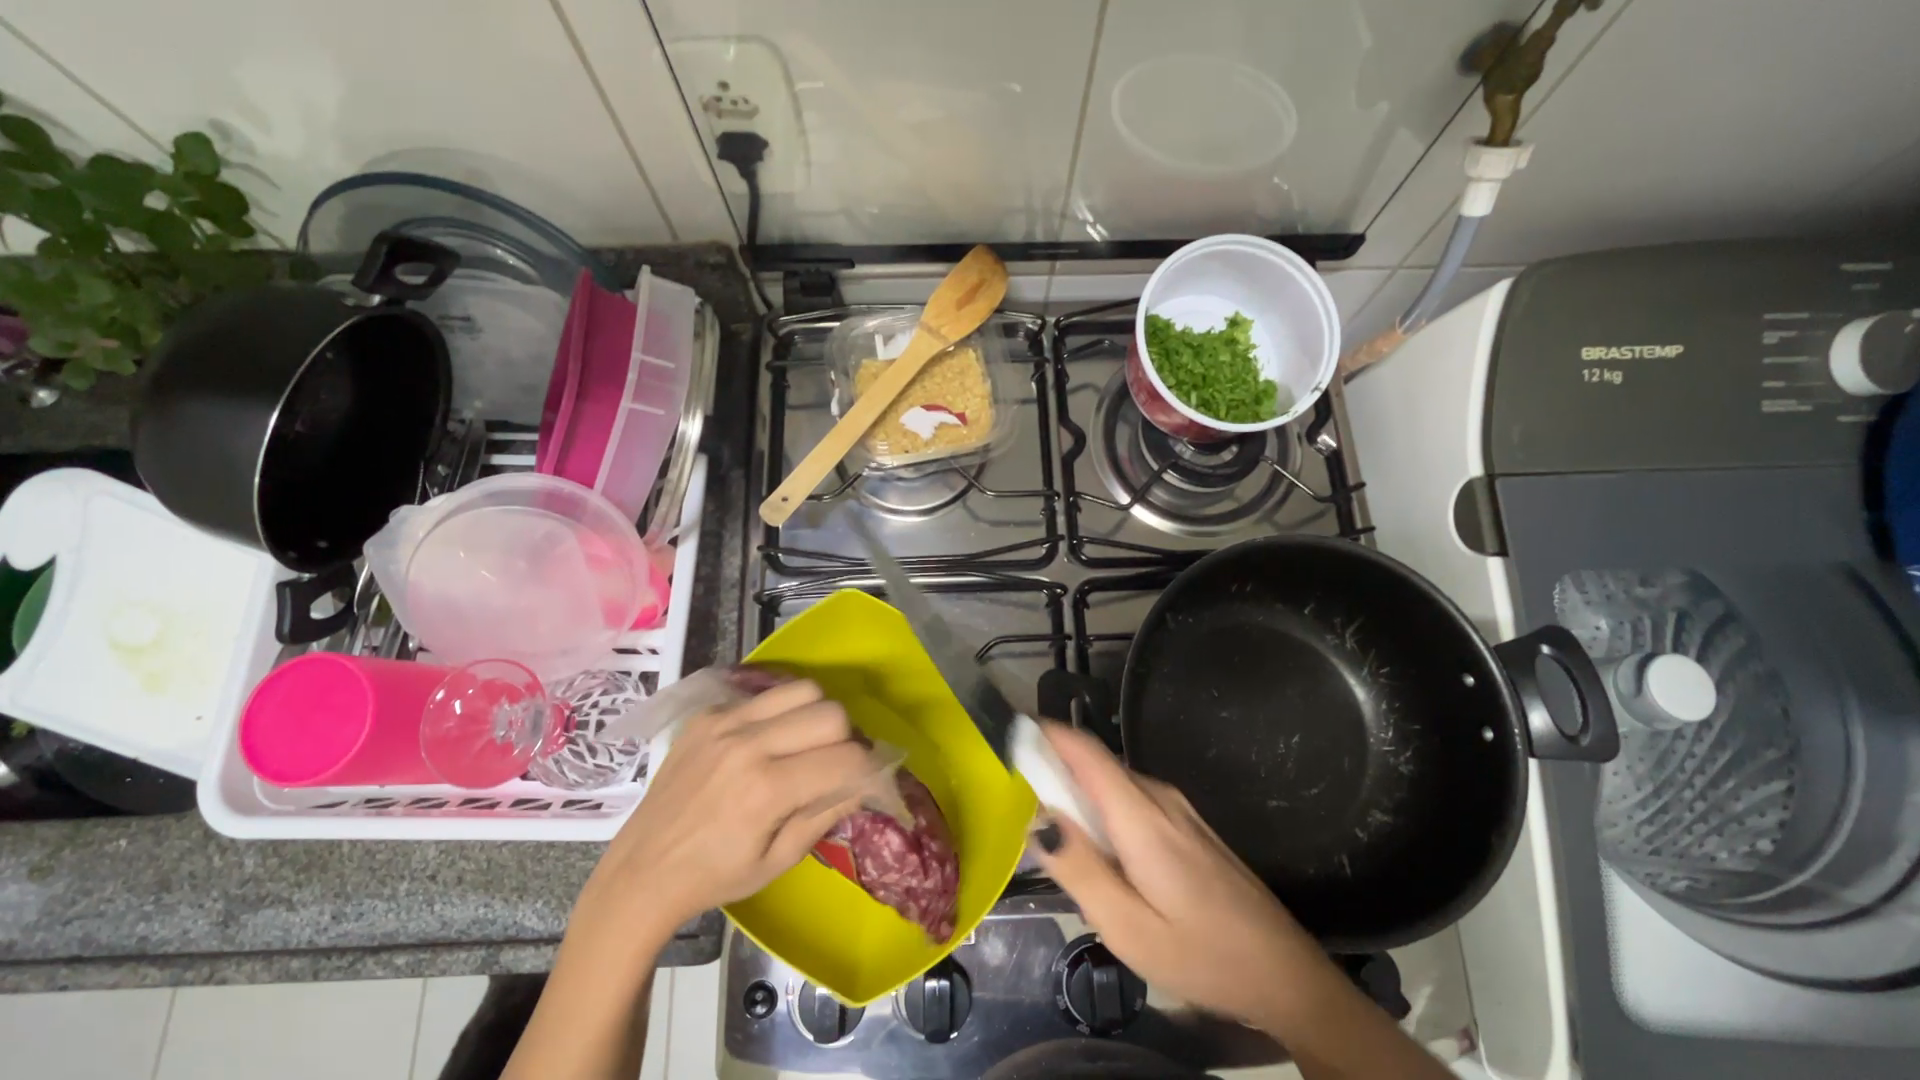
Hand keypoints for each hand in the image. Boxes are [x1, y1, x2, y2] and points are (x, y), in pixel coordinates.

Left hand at [577, 678, 874, 941]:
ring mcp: (724, 723)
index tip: (866, 782)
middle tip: (836, 763)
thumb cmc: (716, 876)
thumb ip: (827, 814)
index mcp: (768, 790)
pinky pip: (763, 696)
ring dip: (817, 715)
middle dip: (846, 738)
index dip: (868, 770)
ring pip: (802, 690)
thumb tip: (865, 782)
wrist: (643, 870)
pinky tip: (768, 742)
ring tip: (807, 744)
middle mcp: (748, 745)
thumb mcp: (780, 860)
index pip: (847, 758)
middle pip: (831, 712)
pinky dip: (779, 714)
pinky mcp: (706, 715)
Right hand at [1029, 722, 1325, 1028]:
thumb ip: (1078, 869)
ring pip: (1112, 788)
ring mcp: (1179, 812)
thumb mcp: (1128, 928)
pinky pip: (1131, 805)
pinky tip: (1102, 866)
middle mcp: (1161, 799)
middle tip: (1020, 819)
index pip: (1084, 749)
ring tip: (1057, 851)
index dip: (1043, 734)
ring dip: (1077, 804)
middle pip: (1094, 766)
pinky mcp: (1188, 829)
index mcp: (1142, 816)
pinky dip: (1103, 818)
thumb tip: (1037, 819)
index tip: (1006, 738)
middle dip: (1052, 778)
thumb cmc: (1203, 956)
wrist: (1285, 975)